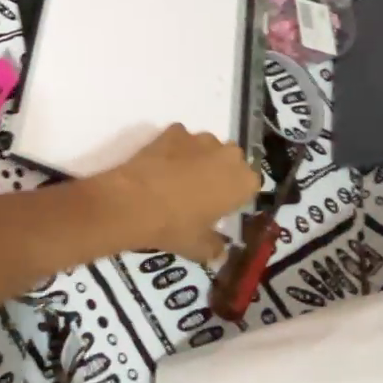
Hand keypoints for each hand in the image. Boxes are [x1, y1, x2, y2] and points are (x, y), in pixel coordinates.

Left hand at [88, 125, 259, 264]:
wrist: (134, 201)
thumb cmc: (175, 226)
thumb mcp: (200, 247)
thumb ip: (216, 248)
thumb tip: (220, 252)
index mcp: (244, 182)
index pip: (248, 186)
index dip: (233, 195)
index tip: (218, 206)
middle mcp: (228, 155)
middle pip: (230, 161)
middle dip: (218, 172)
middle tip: (198, 191)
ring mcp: (199, 139)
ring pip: (206, 146)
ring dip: (198, 157)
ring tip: (176, 176)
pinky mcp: (172, 131)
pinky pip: (180, 137)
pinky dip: (174, 147)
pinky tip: (160, 163)